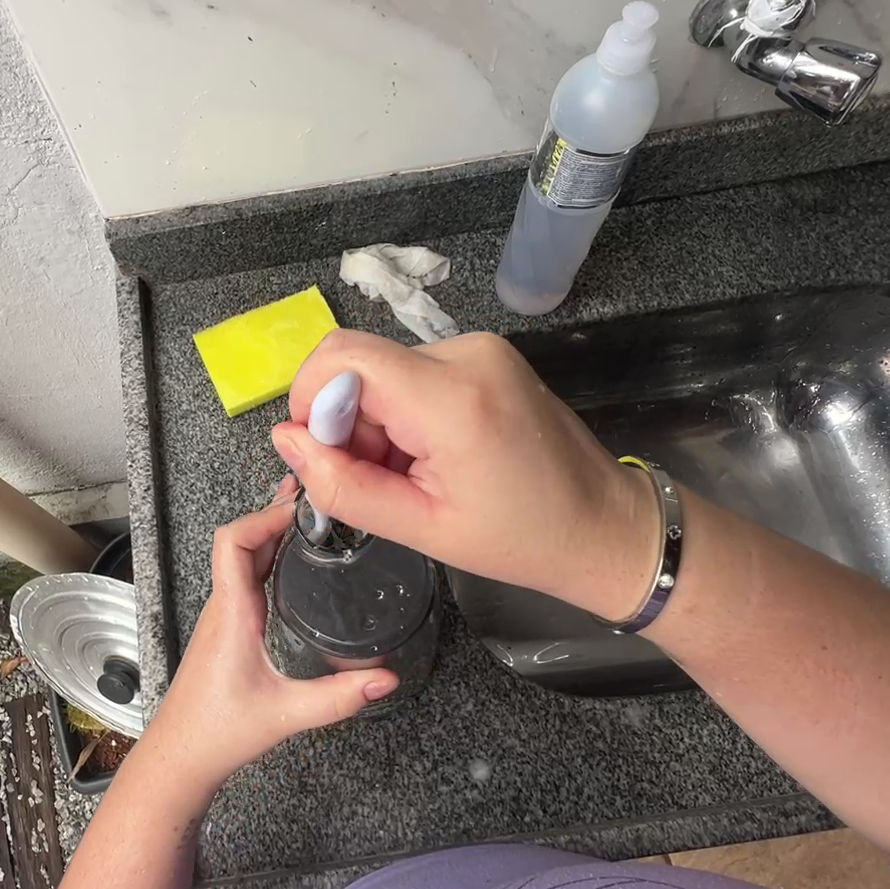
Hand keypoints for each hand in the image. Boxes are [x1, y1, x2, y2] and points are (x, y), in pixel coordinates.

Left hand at [139, 477, 399, 789]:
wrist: (179, 757)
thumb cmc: (217, 733)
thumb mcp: (285, 714)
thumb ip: (338, 697)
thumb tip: (387, 679)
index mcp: (232, 613)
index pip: (233, 541)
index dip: (264, 515)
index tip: (304, 510)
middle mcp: (224, 604)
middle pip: (242, 539)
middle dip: (277, 513)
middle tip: (321, 502)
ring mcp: (224, 613)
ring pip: (243, 555)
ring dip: (272, 530)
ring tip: (313, 518)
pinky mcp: (229, 624)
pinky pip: (246, 573)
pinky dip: (270, 553)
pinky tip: (296, 558)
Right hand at [271, 330, 658, 619]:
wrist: (604, 525)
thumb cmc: (520, 539)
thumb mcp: (421, 528)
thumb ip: (343, 485)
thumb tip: (285, 440)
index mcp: (451, 398)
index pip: (343, 357)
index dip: (310, 400)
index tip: (320, 453)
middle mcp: (466, 353)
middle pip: (360, 366)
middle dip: (346, 423)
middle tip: (375, 480)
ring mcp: (479, 349)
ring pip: (383, 371)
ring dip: (375, 423)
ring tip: (410, 476)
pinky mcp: (485, 356)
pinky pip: (413, 373)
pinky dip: (402, 414)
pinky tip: (428, 457)